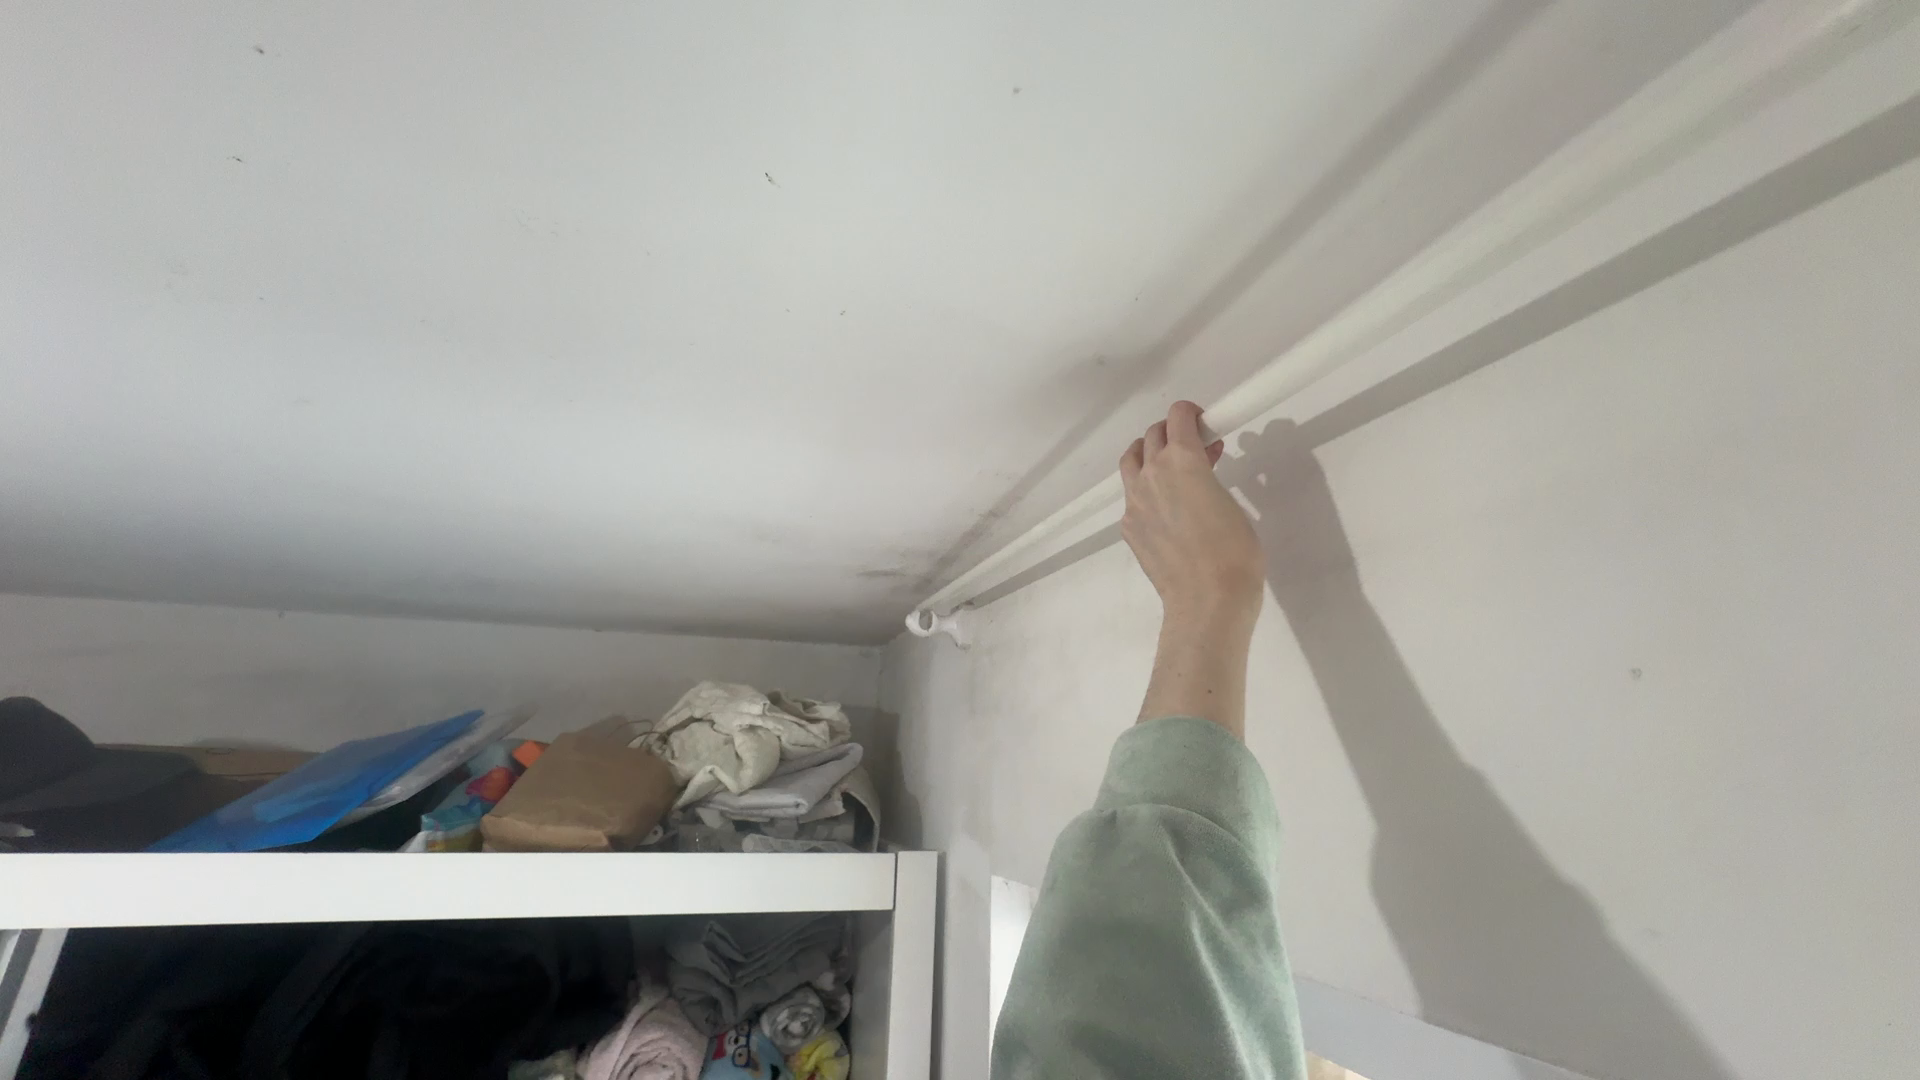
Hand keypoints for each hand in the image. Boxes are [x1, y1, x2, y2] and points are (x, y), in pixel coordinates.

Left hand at [1119, 401, 1264, 629]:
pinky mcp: (1128, 527)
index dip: (1190, 414)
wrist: (1207, 599)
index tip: (1203, 421)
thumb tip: (1202, 464)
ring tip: (1166, 463)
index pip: (1177, 417)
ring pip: (1131, 461)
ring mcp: (1134, 502)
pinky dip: (1145, 490)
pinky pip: (1131, 496)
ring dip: (1147, 453)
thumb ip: (1209, 474)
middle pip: (1152, 436)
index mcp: (1182, 461)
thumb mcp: (1230, 500)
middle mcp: (1151, 475)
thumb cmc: (1234, 552)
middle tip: (1193, 444)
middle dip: (1172, 432)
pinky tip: (1164, 508)